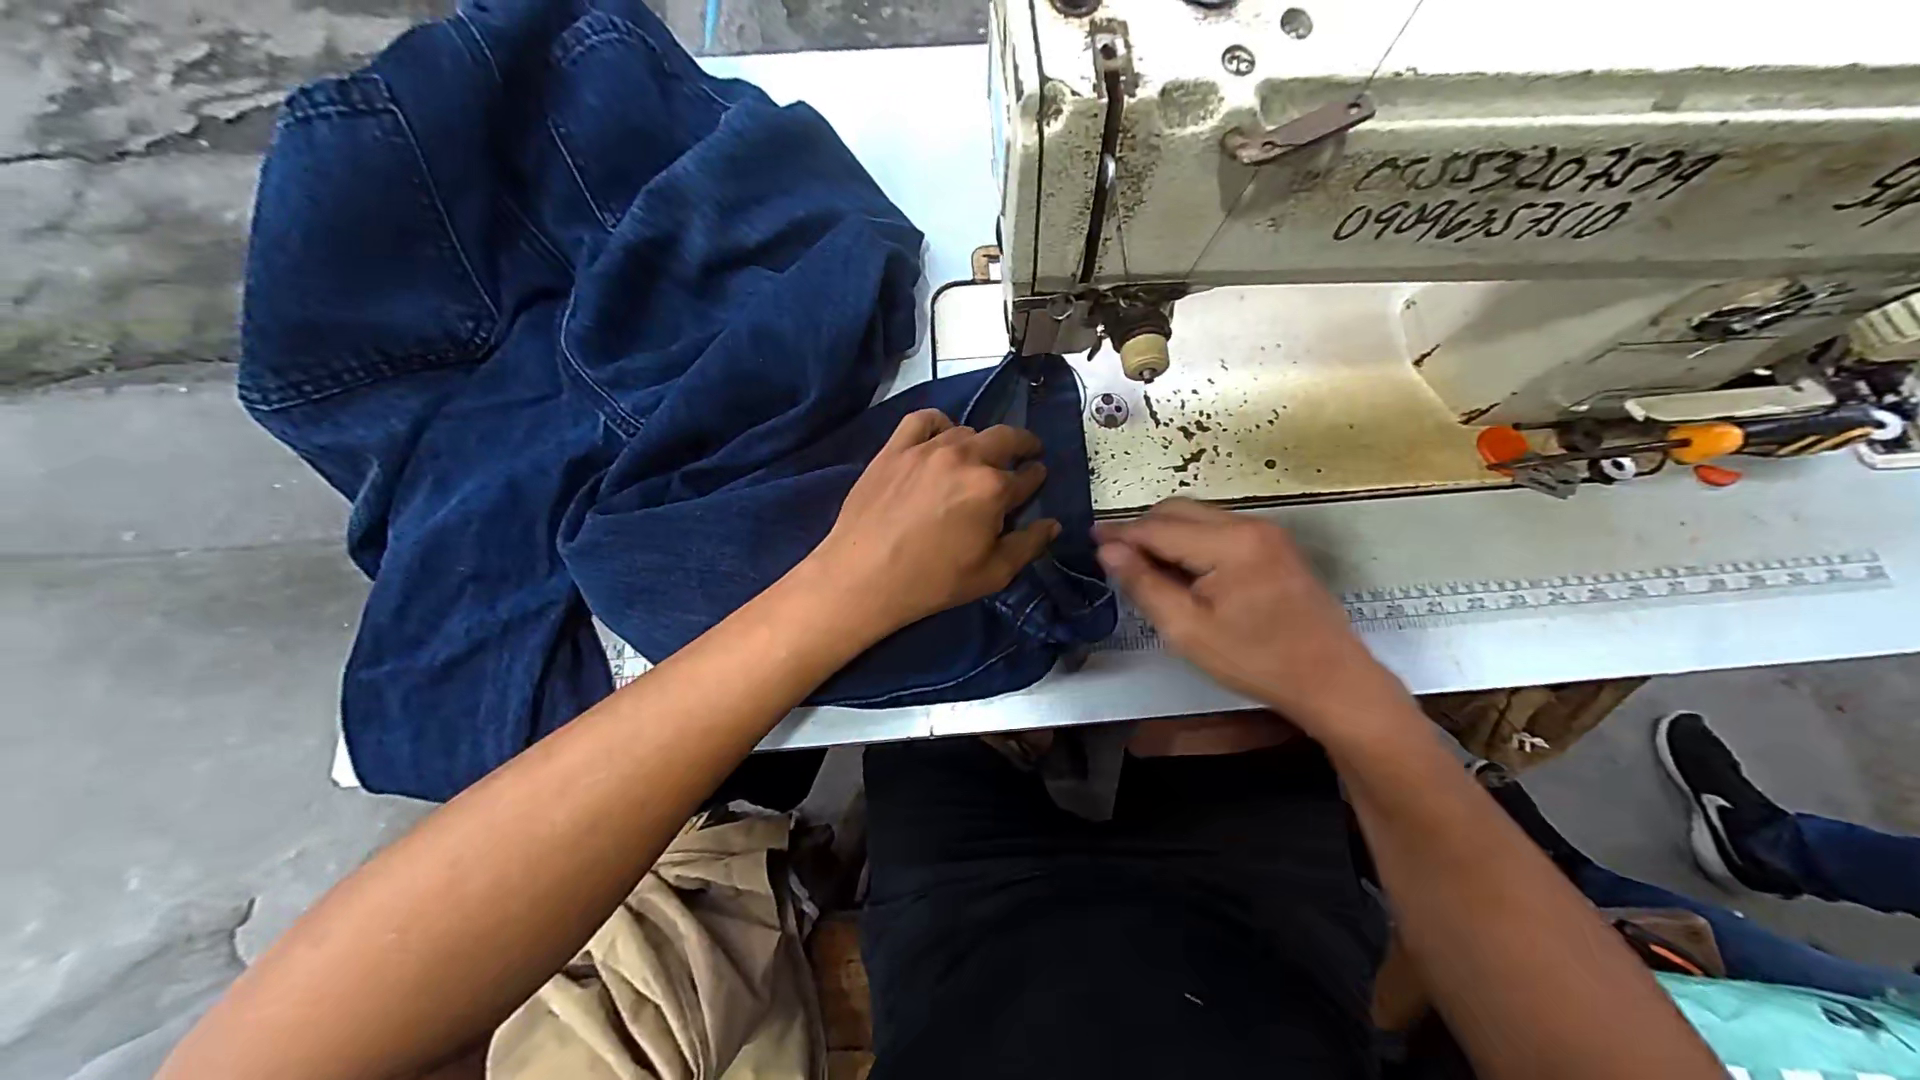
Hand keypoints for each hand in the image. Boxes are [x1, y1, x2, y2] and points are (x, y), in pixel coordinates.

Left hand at [800, 409, 1059, 641]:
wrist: (863, 577)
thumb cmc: (932, 581)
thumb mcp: (992, 574)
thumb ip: (1028, 545)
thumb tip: (1052, 524)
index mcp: (993, 488)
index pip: (1028, 475)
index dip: (1036, 477)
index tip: (1036, 480)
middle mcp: (965, 458)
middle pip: (1006, 438)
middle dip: (1023, 445)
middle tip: (1025, 454)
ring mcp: (927, 448)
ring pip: (967, 431)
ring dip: (981, 442)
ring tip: (979, 457)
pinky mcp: (895, 448)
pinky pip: (923, 419)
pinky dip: (939, 424)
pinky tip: (941, 436)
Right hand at [1094, 498, 1409, 736]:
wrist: (1331, 679)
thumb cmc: (1255, 660)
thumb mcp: (1187, 629)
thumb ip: (1144, 584)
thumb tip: (1108, 550)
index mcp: (1229, 544)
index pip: (1158, 528)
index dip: (1120, 535)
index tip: (1089, 541)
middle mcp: (1249, 524)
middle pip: (1178, 510)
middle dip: (1141, 529)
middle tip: (1114, 557)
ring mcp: (1266, 531)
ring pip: (1197, 516)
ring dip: (1165, 533)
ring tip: (1143, 566)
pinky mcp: (1273, 544)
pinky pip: (1218, 528)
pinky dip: (1190, 540)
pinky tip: (1179, 568)